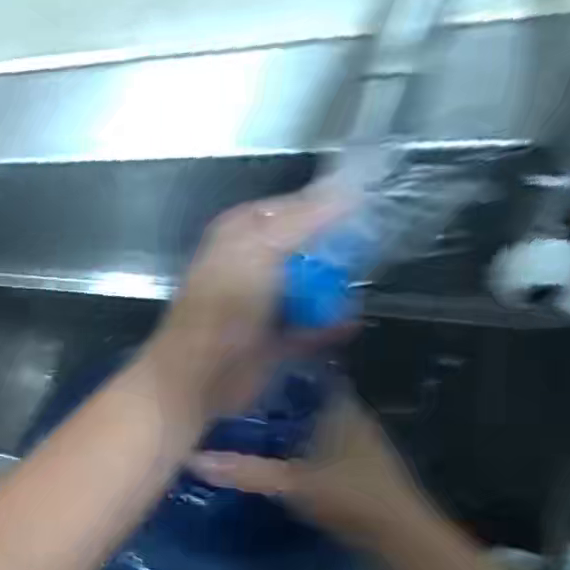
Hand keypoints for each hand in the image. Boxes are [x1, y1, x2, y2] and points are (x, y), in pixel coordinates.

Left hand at [146, 190, 346, 418]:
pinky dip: (329, 325)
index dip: (312, 204)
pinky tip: (351, 321)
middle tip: (373, 240)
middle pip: (296, 250)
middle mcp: (243, 271)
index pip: (275, 211)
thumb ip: (302, 221)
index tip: (357, 202)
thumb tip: (347, 193)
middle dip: (332, 247)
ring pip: (304, 289)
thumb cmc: (222, 308)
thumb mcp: (260, 251)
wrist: (197, 376)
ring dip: (333, 287)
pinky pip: (307, 329)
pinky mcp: (268, 344)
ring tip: (368, 276)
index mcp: (232, 242)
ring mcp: (256, 309)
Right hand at [188, 395, 436, 549]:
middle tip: (229, 404)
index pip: (309, 377)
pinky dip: (291, 448)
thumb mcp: (289, 483)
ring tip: (239, 430)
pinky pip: (313, 446)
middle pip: (306, 402)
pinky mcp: (352, 469)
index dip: (278, 373)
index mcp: (339, 412)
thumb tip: (190, 459)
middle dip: (272, 403)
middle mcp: (350, 422)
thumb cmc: (349, 496)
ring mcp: (354, 446)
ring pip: (310, 426)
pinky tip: (266, 457)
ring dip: (281, 428)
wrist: (398, 537)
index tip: (242, 374)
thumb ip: (243, 471)